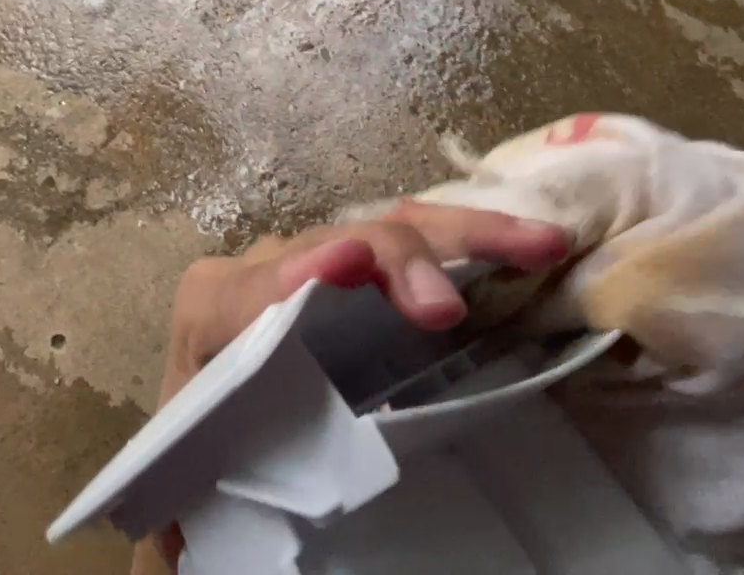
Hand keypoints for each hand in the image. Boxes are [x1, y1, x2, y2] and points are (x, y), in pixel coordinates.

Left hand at [135, 200, 572, 572]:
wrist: (214, 418)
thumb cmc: (211, 445)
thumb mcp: (205, 461)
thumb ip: (207, 472)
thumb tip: (229, 515)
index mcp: (214, 311)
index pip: (247, 291)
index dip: (294, 277)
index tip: (347, 266)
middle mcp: (270, 265)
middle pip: (336, 244)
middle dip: (396, 261)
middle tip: (445, 307)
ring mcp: (325, 255)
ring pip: (391, 228)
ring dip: (467, 235)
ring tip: (538, 244)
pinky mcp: (369, 264)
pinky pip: (419, 240)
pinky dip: (476, 243)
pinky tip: (529, 247)